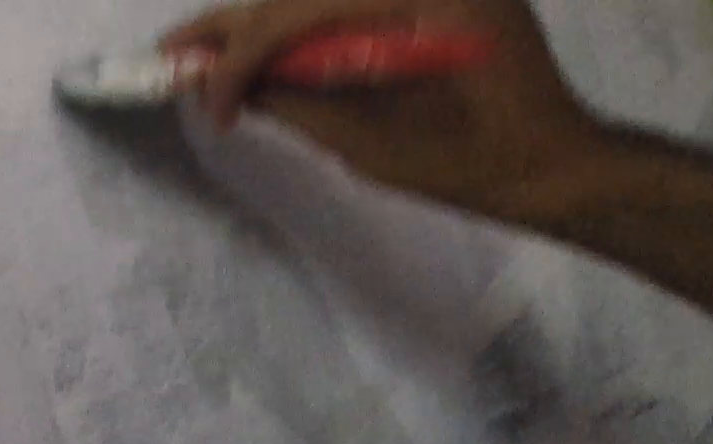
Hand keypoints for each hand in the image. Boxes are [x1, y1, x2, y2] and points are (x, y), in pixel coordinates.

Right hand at [160, 0, 608, 223]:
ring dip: (259, 24)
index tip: (208, 110)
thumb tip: (231, 87)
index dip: (237, 60)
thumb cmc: (460, 159)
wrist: (541, 157)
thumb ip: (296, 100)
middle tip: (171, 49)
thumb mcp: (364, 137)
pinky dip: (298, 29)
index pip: (296, 11)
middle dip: (233, 26)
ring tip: (203, 51)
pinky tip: (261, 52)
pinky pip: (345, 6)